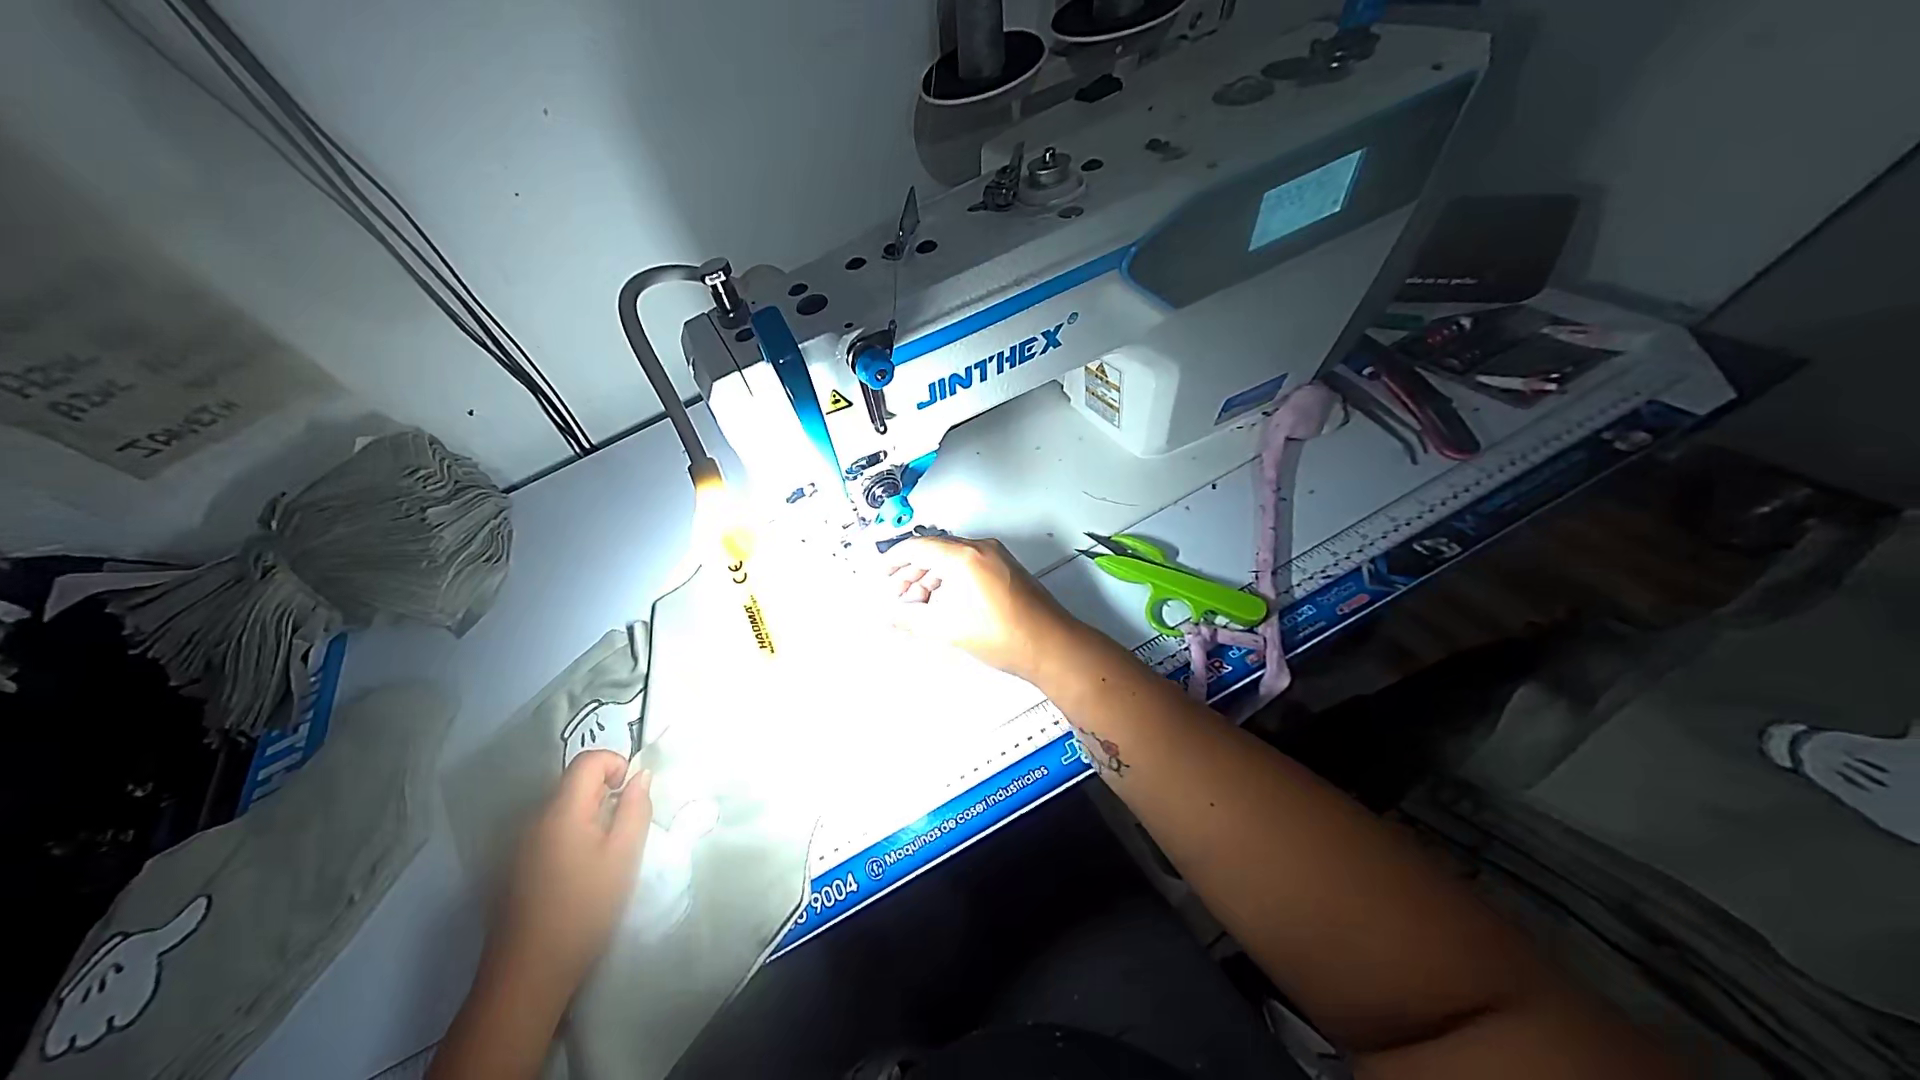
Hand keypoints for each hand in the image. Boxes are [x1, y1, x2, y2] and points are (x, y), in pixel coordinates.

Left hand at [483, 750, 652, 998]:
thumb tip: (640, 776)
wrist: (528, 974)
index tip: (632, 796)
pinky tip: (579, 877)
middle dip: (606, 795)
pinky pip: (549, 833)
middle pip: (574, 784)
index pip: (588, 760)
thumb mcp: (625, 856)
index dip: (616, 765)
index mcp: (561, 811)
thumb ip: (636, 808)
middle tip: (624, 832)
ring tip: (605, 858)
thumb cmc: (585, 909)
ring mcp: (519, 845)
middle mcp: (534, 819)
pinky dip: (571, 838)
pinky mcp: (513, 868)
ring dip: (590, 818)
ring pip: (563, 810)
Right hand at [884, 535, 1081, 682]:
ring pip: (952, 556)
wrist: (1052, 646)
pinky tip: (944, 600)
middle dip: (912, 569)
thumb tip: (894, 617)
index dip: (895, 558)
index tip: (884, 569)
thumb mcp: (950, 629)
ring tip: (920, 600)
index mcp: (966, 557)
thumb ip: (914, 620)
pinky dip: (951, 577)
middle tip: (898, 589)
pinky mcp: (1005, 568)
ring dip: (932, 574)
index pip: (919, 547)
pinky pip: (969, 563)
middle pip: (935, 549)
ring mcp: (997, 557)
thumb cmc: (1014, 636)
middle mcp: (982, 550)